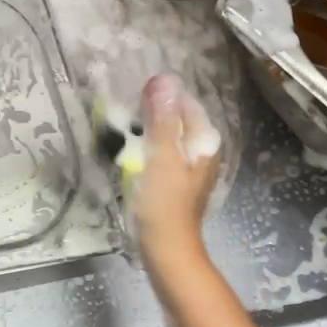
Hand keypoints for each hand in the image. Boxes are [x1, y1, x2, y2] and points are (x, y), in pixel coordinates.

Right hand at [131, 74, 220, 268]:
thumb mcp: (161, 156)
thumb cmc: (164, 202)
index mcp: (203, 142)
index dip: (163, 93)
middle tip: (124, 105)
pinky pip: (163, 152)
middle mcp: (202, 152)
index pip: (186, 103)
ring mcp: (190, 168)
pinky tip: (131, 150)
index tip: (133, 89)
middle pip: (179, 119)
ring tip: (123, 123)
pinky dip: (148, 146)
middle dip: (155, 109)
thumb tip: (163, 78)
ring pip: (170, 136)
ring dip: (149, 127)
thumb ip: (162, 118)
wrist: (166, 248)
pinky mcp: (176, 181)